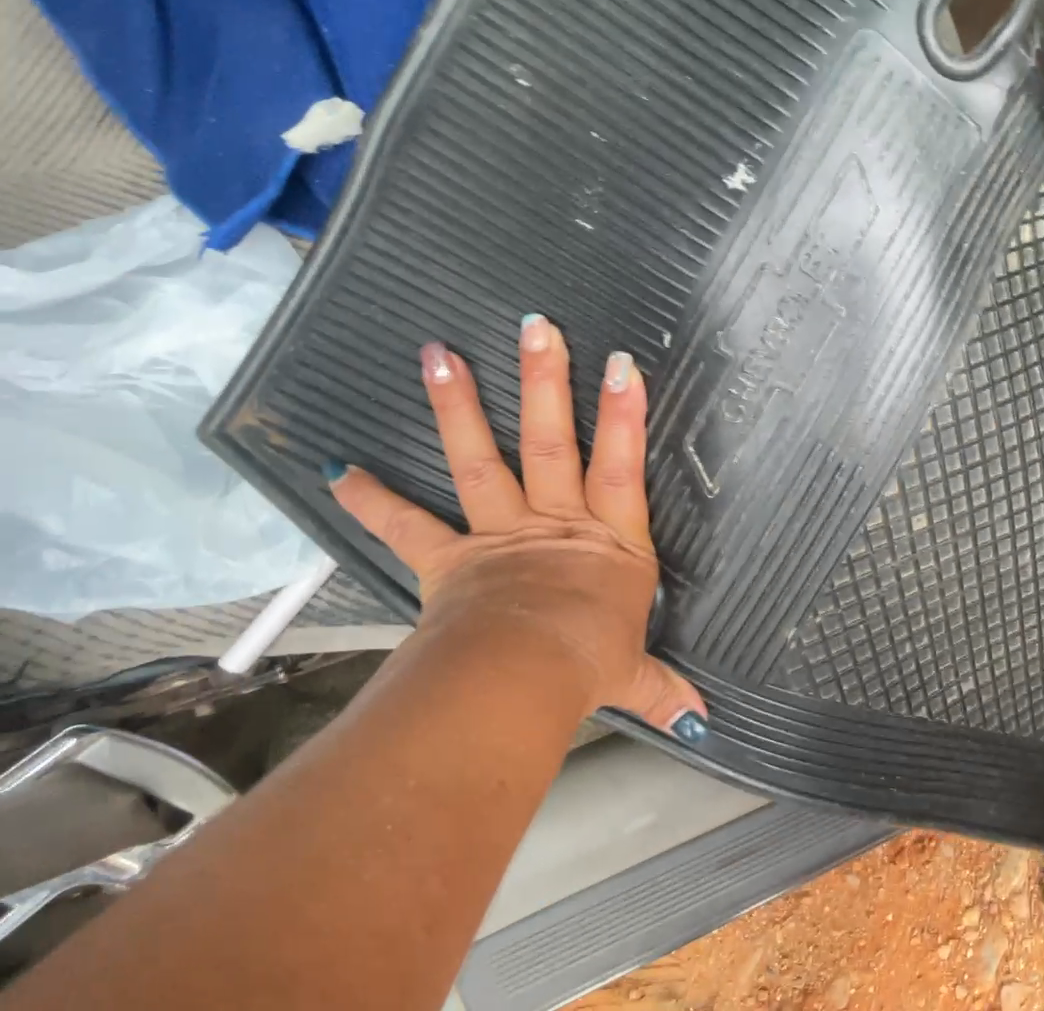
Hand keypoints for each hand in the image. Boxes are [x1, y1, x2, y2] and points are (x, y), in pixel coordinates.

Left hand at [323, 314, 707, 740]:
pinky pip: (408, 524)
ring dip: (460, 408)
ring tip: (439, 354)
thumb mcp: (635, 674)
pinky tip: (339, 468)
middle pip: (554, 444)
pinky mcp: (450, 558)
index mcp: (612, 543)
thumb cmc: (586, 666)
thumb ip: (664, 688)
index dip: (624, 415)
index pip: (623, 466)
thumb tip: (700, 721)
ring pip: (483, 461)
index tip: (622, 363)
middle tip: (536, 327)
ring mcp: (501, 535)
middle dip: (547, 384)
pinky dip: (373, 499)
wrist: (518, 682)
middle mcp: (559, 525)